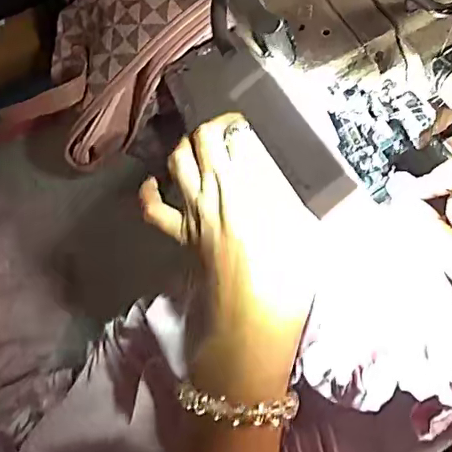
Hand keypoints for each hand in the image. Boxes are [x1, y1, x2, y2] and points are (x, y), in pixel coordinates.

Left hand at [141, 114, 318, 402]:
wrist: (247, 328)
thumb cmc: (283, 283)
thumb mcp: (300, 232)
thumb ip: (290, 199)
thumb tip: (282, 176)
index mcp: (246, 191)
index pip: (233, 140)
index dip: (237, 123)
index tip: (248, 122)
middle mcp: (214, 195)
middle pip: (201, 144)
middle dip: (213, 126)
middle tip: (229, 128)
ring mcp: (192, 216)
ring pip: (177, 165)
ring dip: (187, 148)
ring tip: (202, 145)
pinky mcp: (181, 237)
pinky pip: (154, 210)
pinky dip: (151, 191)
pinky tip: (156, 182)